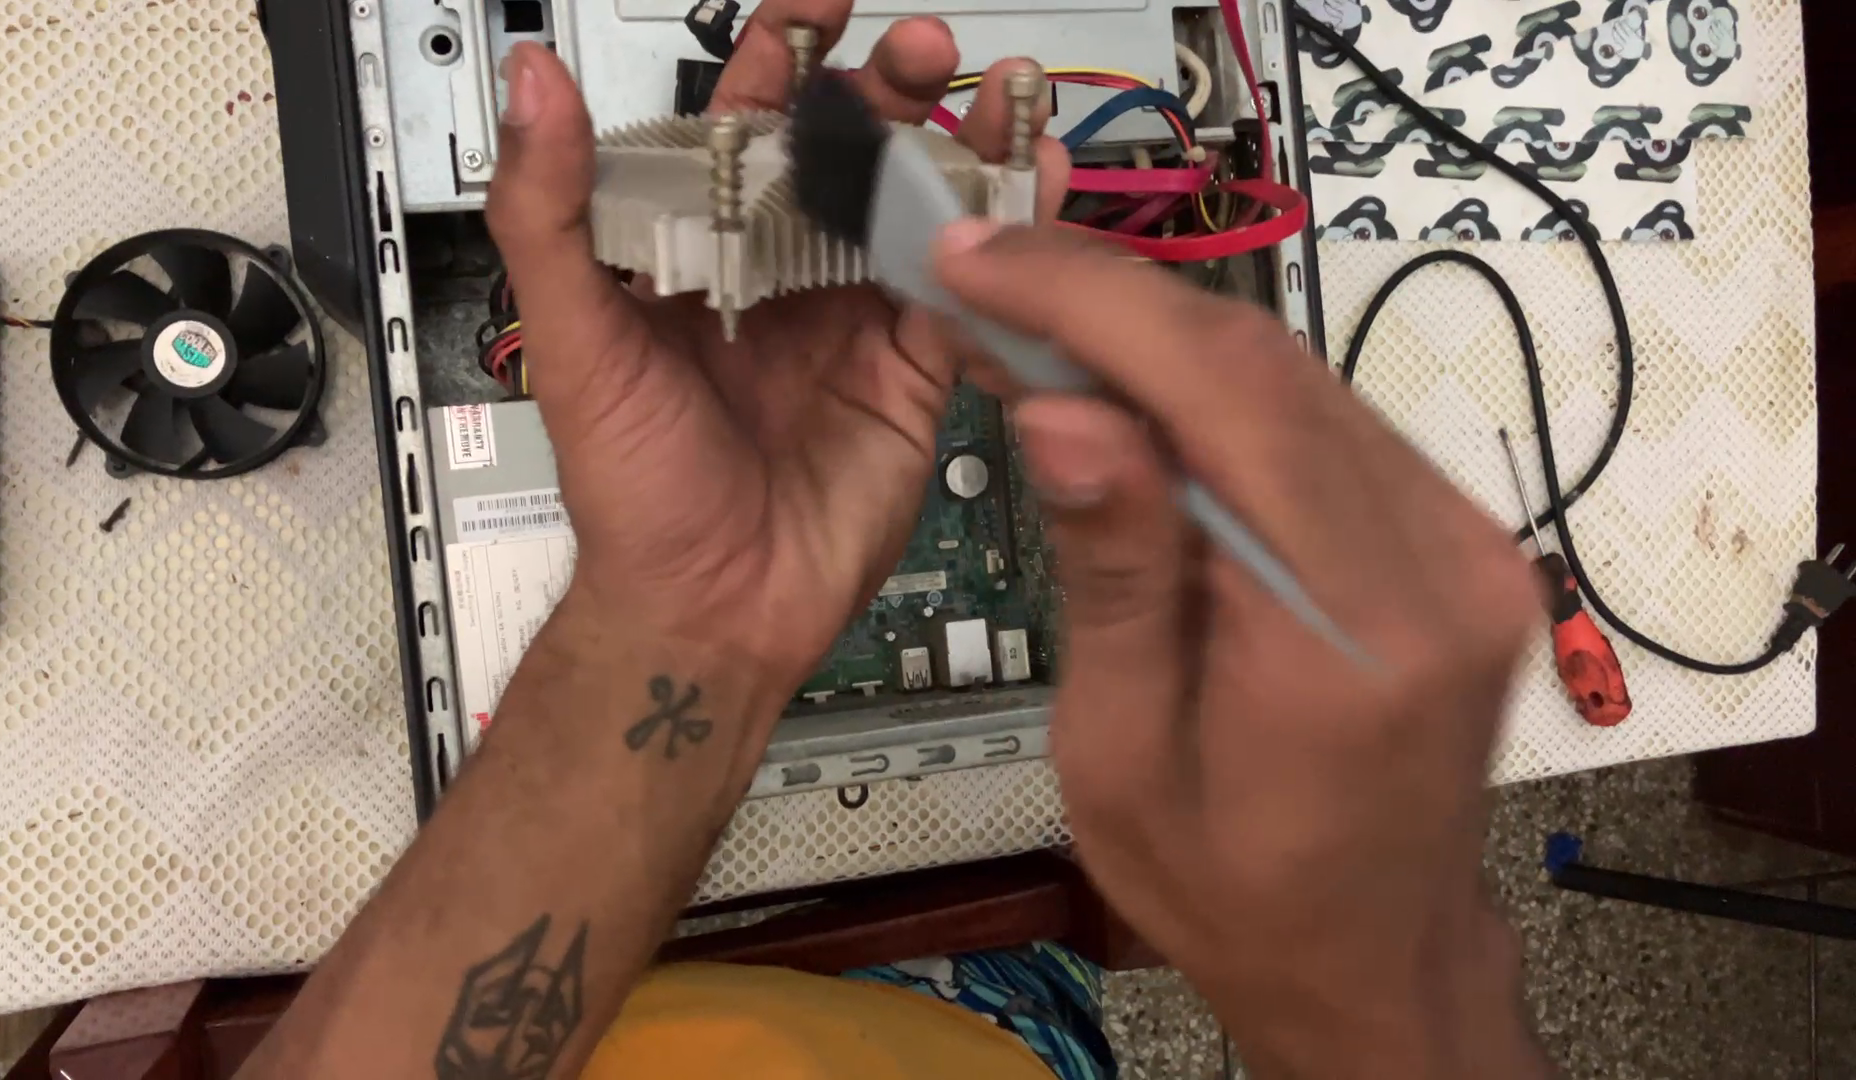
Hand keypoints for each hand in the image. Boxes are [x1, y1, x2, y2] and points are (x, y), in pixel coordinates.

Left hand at [484, 5, 1067, 733]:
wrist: (717, 602)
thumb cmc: (638, 490)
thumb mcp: (578, 348)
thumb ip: (554, 216)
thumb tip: (535, 84)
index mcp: (705, 262)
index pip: (745, 138)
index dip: (780, 67)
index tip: (814, 12)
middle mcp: (785, 286)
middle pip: (845, 167)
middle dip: (886, 98)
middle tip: (924, 50)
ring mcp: (856, 331)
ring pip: (915, 221)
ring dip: (956, 155)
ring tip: (998, 98)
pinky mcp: (911, 380)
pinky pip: (960, 301)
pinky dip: (997, 249)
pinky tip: (1029, 189)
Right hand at [936, 225, 1550, 1077]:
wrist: (1364, 955)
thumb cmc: (1223, 883)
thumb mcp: (1120, 750)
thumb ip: (1108, 575)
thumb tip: (1060, 411)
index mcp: (1354, 625)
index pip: (1222, 396)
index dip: (1089, 302)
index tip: (977, 261)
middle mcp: (1438, 551)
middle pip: (1259, 363)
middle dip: (1104, 298)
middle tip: (985, 275)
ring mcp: (1456, 532)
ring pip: (1282, 372)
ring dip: (1144, 333)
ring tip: (1030, 323)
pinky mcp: (1437, 532)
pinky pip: (1303, 418)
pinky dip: (1196, 385)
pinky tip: (1118, 389)